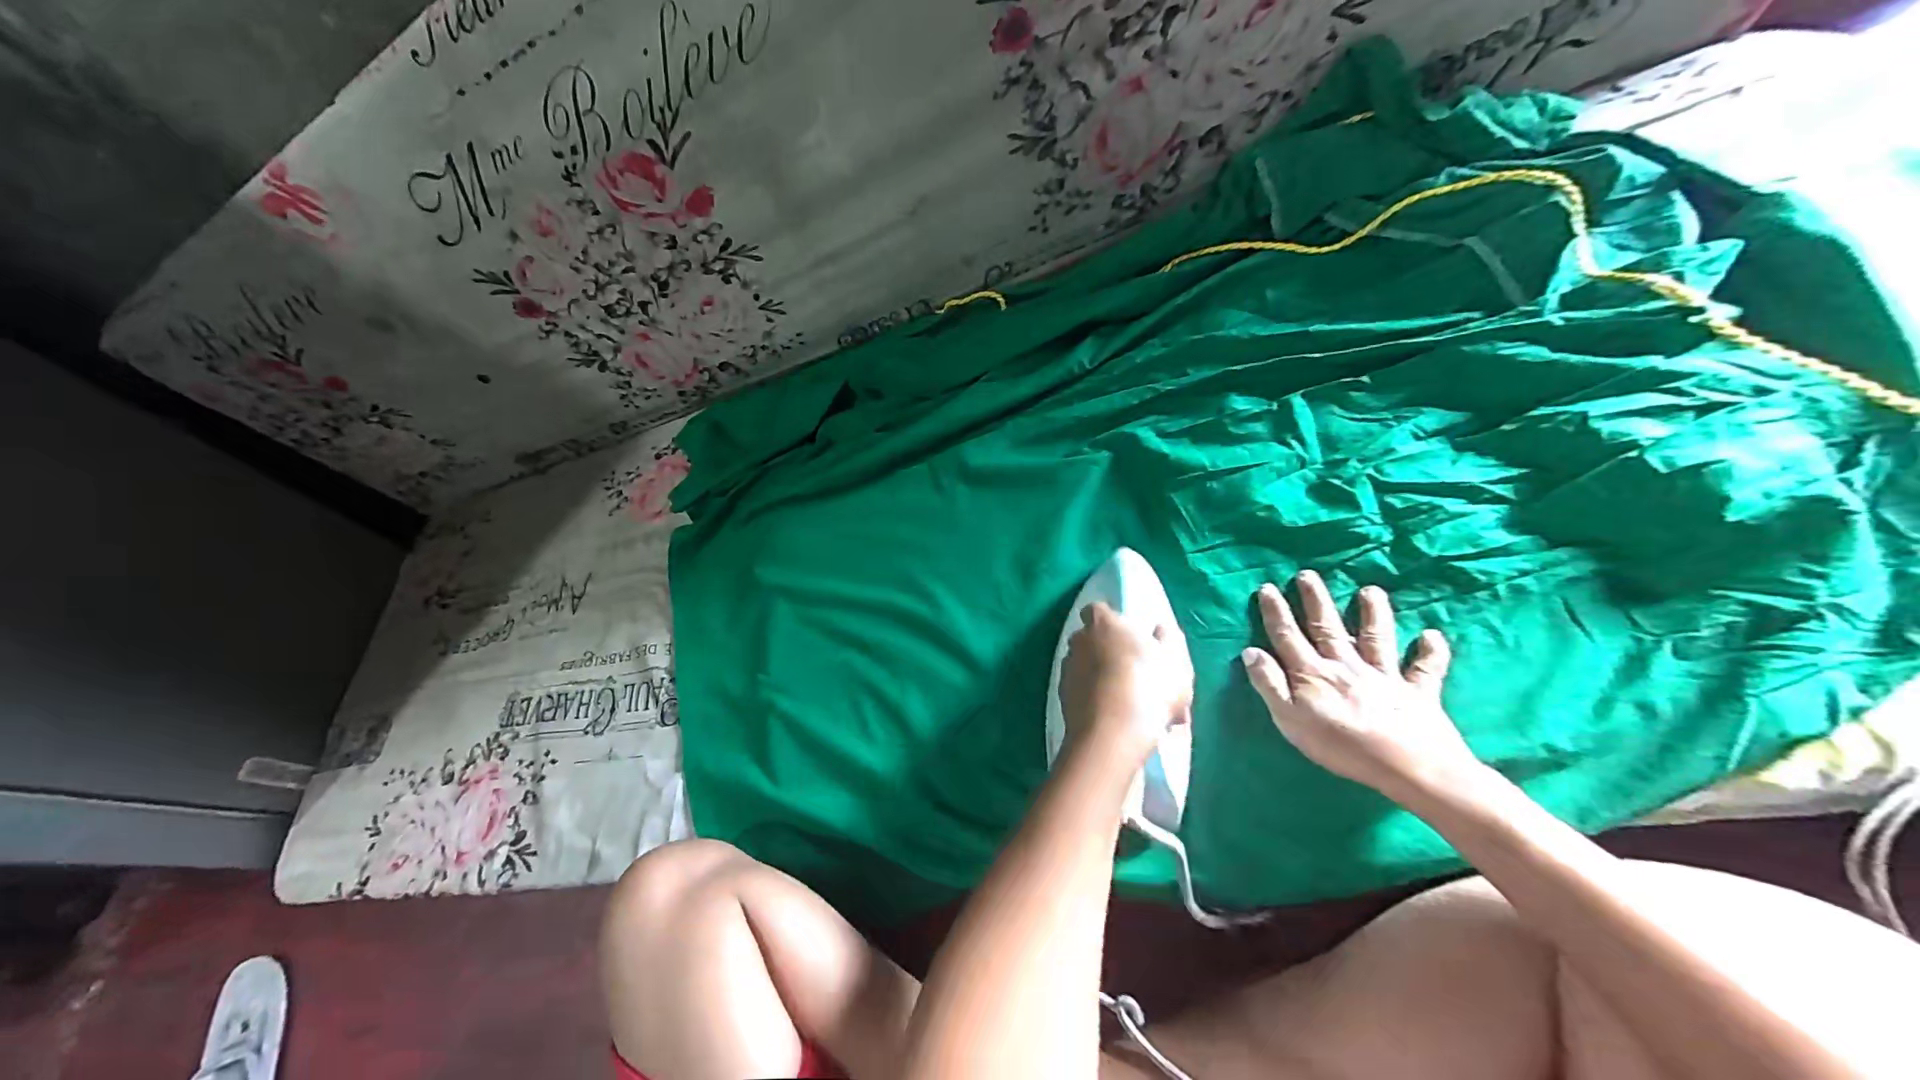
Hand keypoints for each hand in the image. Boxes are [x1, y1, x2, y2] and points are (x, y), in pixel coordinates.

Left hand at [1060, 603, 1192, 771]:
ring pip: (1088, 670)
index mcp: (1103, 624)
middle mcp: (1079, 642)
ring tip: (1133, 706)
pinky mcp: (1062, 699)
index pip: (1098, 610)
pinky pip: (1083, 694)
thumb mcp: (1175, 660)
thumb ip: (1168, 639)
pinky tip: (1120, 721)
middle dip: (1108, 652)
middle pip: (1090, 640)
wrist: (1113, 734)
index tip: (1128, 636)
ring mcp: (1067, 671)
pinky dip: (1097, 702)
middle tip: (1137, 675)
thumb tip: (1159, 629)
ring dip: (1105, 680)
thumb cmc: (1150, 687)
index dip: (1112, 621)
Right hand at [1241, 571, 1480, 798]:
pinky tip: (1432, 635)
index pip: (1289, 637)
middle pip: (1327, 627)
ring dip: (1373, 613)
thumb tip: (1251, 652)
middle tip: (1308, 575)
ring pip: (1376, 637)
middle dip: (1316, 600)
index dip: (1276, 613)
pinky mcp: (1417, 692)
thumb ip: (1270, 685)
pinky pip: (1425, 668)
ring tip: (1370, 591)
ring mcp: (1384, 676)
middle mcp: (1347, 666)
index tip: (1268, 588)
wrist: (1409, 767)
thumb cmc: (1342, 748)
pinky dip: (1430, 651)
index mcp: (1314, 674)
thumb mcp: (1291, 720)